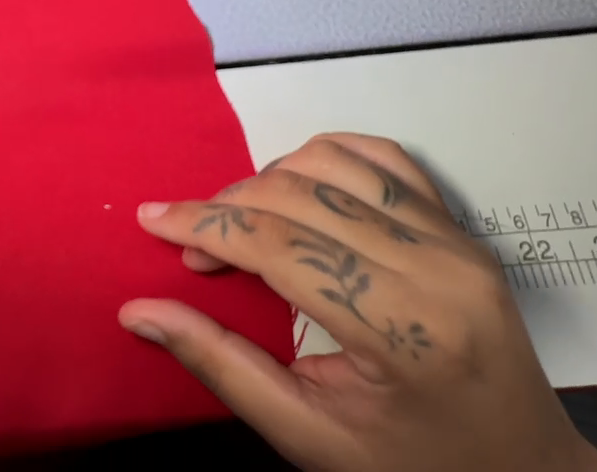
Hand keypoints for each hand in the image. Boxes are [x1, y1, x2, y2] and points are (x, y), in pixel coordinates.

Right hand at [118, 133, 596, 471]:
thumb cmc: (410, 466)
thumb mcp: (306, 435)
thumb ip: (218, 363)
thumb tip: (135, 311)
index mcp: (406, 333)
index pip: (279, 246)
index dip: (203, 225)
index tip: (151, 221)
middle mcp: (439, 270)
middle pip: (296, 196)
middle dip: (224, 208)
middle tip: (193, 246)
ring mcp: (457, 241)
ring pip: (331, 161)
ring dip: (267, 179)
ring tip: (245, 223)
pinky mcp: (461, 227)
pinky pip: (380, 157)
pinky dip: (323, 156)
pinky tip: (298, 188)